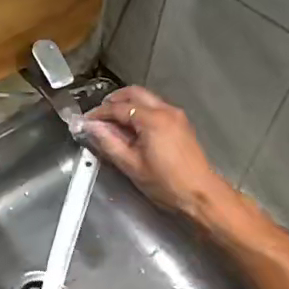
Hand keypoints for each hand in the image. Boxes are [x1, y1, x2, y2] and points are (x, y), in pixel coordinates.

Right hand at [81, 86, 236, 219]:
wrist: (202, 195)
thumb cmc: (166, 183)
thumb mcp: (132, 166)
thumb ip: (109, 143)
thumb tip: (91, 127)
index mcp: (152, 119)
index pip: (119, 108)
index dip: (100, 113)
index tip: (87, 120)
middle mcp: (166, 110)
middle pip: (134, 93)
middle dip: (114, 100)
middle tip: (100, 114)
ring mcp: (176, 115)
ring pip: (146, 98)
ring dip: (128, 104)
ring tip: (114, 121)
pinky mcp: (181, 122)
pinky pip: (156, 107)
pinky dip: (141, 110)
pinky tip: (133, 127)